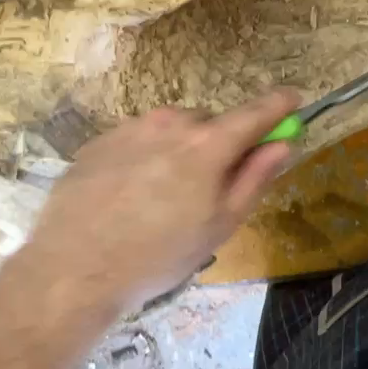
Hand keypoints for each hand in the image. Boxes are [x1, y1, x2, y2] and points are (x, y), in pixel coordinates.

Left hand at [14, 89, 300, 318]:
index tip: (295, 99)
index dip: (279, 105)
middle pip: (210, 124)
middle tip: (208, 190)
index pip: (255, 112)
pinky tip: (129, 197)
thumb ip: (254, 179)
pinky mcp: (100, 140)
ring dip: (179, 152)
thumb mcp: (218, 226)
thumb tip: (282, 144)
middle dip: (218, 146)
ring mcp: (131, 127)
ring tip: (161, 200)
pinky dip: (145, 158)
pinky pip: (138, 140)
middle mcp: (171, 122)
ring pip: (171, 131)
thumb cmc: (157, 255)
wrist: (72, 269)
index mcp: (207, 143)